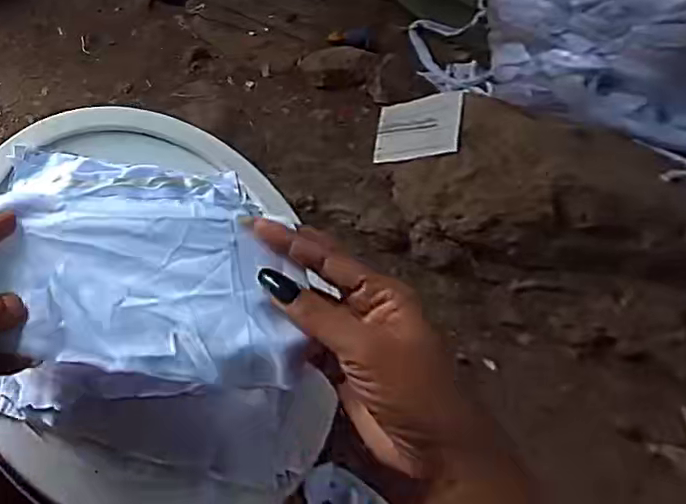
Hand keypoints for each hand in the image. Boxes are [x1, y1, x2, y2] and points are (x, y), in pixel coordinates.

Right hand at [252, 220, 533, 503]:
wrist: (439, 460)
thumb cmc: (415, 391)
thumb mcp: (366, 345)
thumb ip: (316, 313)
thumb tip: (273, 282)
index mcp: (381, 293)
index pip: (329, 257)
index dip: (293, 240)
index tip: (259, 225)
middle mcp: (364, 308)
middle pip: (317, 275)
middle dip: (286, 257)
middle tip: (250, 237)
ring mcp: (350, 338)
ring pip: (308, 307)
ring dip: (282, 293)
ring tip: (246, 272)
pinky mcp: (338, 366)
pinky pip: (305, 338)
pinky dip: (284, 329)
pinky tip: (262, 318)